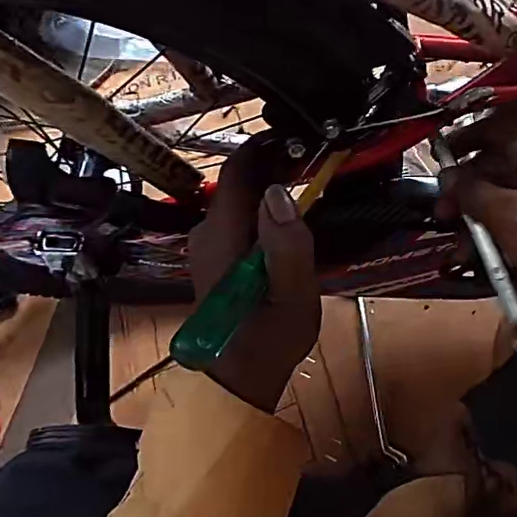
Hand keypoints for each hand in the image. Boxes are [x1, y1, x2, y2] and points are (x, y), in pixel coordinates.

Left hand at [187, 139, 321, 410]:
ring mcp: (204, 244)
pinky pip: (235, 219)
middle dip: (272, 166)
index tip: (299, 137)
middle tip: (313, 165)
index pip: (236, 170)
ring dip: (266, 189)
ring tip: (307, 188)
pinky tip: (284, 222)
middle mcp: (205, 231)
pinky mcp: (210, 256)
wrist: (236, 379)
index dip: (265, 147)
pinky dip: (259, 211)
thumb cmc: (269, 339)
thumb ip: (287, 243)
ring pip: (236, 200)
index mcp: (222, 234)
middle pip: (237, 182)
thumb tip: (278, 191)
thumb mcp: (292, 295)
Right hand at [437, 127, 516, 348]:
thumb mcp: (508, 215)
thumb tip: (447, 177)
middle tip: (443, 216)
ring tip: (462, 250)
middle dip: (464, 193)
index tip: (433, 161)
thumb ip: (470, 192)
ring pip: (502, 197)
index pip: (489, 129)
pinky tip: (485, 258)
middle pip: (492, 166)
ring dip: (477, 221)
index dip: (458, 144)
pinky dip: (498, 234)